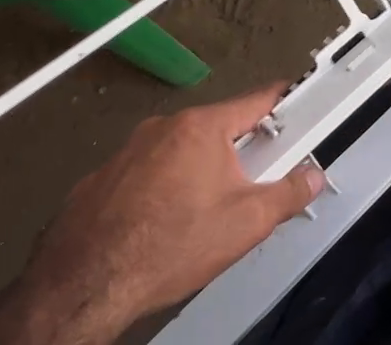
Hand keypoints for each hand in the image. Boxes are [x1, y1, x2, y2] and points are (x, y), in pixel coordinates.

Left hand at [0, 83, 324, 343]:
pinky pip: (144, 175)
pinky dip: (160, 192)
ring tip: (202, 214)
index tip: (300, 109)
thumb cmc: (164, 250)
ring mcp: (124, 154)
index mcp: (200, 127)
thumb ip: (290, 193)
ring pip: (180, 153)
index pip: (259, 99)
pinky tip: (162, 226)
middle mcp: (161, 129)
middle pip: (219, 128)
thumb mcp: (247, 222)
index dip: (286, 104)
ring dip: (198, 172)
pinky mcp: (97, 183)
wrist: (80, 292)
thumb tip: (310, 179)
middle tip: (251, 184)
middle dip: (240, 153)